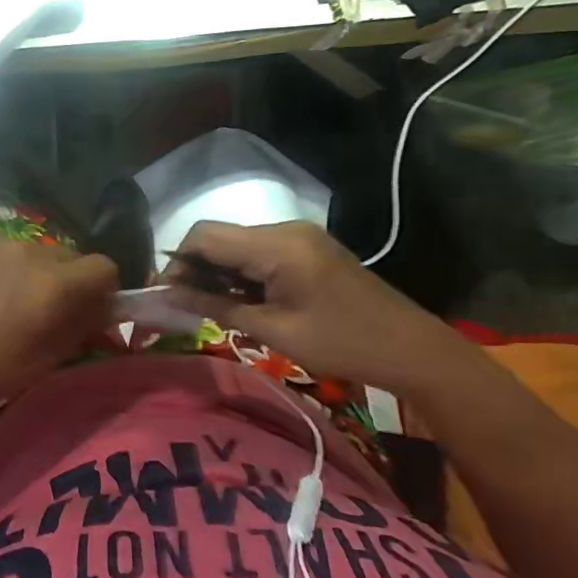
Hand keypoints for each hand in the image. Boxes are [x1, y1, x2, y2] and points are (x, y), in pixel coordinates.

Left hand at [0, 229, 118, 429]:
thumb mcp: (41, 362)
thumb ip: (79, 328)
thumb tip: (100, 309)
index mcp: (53, 285)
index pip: (104, 267)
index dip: (101, 290)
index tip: (86, 310)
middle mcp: (27, 250)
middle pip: (66, 256)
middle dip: (62, 280)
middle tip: (38, 310)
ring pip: (28, 250)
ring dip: (26, 270)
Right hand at [166, 221, 471, 391]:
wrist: (412, 348)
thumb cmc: (343, 344)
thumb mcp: (274, 331)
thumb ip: (216, 307)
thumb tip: (169, 295)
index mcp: (277, 245)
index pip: (205, 236)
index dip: (177, 260)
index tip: (165, 292)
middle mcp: (284, 229)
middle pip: (219, 236)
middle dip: (193, 266)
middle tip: (182, 302)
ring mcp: (298, 236)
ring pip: (237, 243)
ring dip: (217, 270)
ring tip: (208, 305)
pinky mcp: (307, 247)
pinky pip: (259, 251)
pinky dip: (241, 272)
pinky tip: (239, 299)